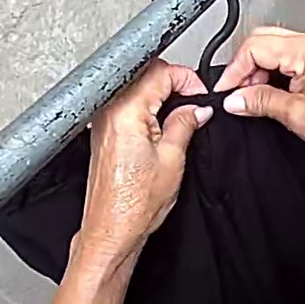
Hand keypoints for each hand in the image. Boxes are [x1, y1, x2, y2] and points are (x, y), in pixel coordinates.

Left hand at [75, 60, 211, 268]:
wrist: (112, 230)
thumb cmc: (134, 205)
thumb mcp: (173, 159)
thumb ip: (185, 124)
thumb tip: (197, 108)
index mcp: (126, 113)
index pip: (160, 73)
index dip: (187, 78)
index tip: (201, 94)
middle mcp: (108, 112)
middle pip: (145, 74)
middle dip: (174, 82)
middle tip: (196, 102)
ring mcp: (102, 121)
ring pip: (136, 87)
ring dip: (161, 95)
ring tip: (182, 116)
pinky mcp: (103, 132)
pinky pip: (127, 105)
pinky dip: (148, 107)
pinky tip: (162, 125)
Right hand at [211, 27, 304, 163]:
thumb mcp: (296, 116)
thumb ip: (260, 102)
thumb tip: (234, 99)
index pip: (255, 47)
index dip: (234, 70)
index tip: (226, 91)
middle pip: (261, 41)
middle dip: (243, 67)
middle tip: (235, 94)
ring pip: (272, 47)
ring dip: (256, 71)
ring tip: (252, 97)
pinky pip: (286, 56)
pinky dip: (271, 72)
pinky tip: (267, 93)